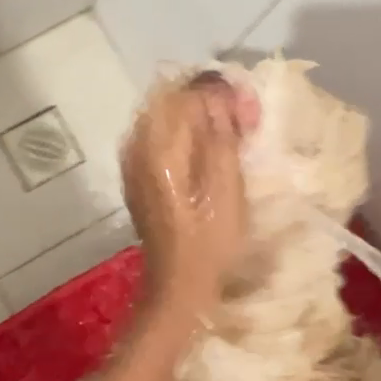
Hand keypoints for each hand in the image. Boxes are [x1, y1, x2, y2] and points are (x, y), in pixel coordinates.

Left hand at [120, 74, 258, 314]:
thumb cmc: (210, 242)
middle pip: (171, 98)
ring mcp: (132, 161)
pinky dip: (184, 133)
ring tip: (229, 133)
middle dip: (208, 101)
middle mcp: (137, 147)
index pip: (187, 95)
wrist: (178, 285)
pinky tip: (207, 149)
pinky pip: (158, 135)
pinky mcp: (136, 175)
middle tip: (242, 120)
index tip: (249, 114)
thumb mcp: (228, 188)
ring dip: (198, 116)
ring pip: (164, 114)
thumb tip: (220, 97)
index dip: (221, 95)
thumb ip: (222, 136)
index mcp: (159, 148)